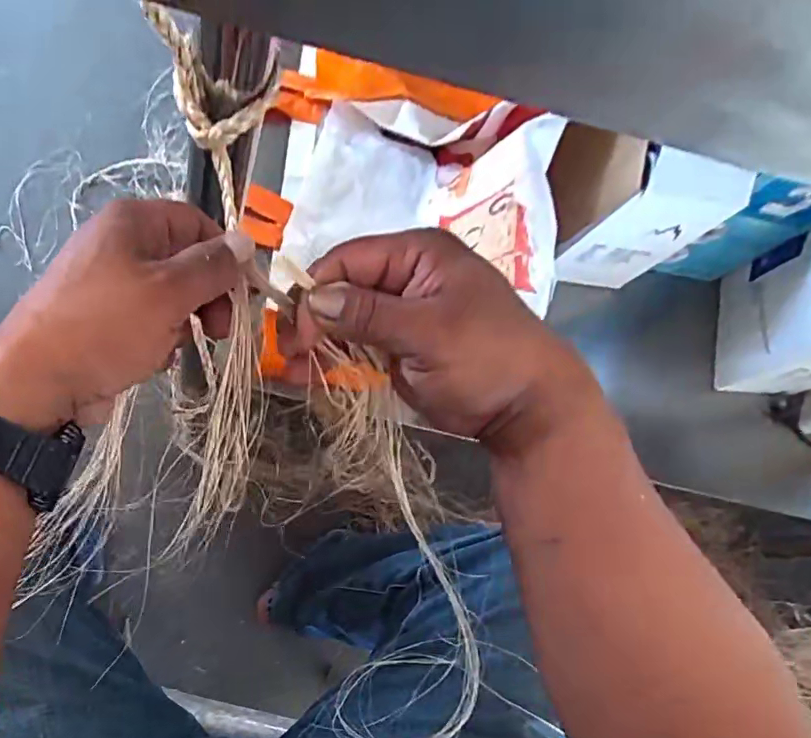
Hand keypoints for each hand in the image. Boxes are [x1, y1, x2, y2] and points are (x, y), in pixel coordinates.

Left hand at [0, 200, 250, 428]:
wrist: (38, 381)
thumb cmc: (107, 327)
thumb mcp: (169, 293)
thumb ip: (212, 267)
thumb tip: (246, 241)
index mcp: (132, 222)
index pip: (196, 223)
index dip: (226, 256)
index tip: (246, 294)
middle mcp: (118, 246)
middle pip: (184, 264)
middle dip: (206, 298)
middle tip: (220, 333)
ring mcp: (107, 287)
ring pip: (168, 300)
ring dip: (181, 325)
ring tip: (169, 348)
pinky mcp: (101, 323)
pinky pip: (145, 325)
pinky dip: (155, 342)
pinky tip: (148, 360)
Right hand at [289, 229, 602, 457]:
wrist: (523, 408)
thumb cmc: (486, 359)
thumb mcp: (428, 332)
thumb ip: (369, 314)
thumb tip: (314, 297)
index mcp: (417, 256)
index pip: (349, 260)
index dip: (318, 291)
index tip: (300, 332)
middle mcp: (403, 279)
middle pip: (341, 290)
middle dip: (310, 320)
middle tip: (287, 353)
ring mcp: (397, 317)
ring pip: (342, 323)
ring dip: (314, 344)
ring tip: (287, 368)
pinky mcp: (394, 350)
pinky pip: (354, 349)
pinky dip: (330, 362)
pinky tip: (303, 376)